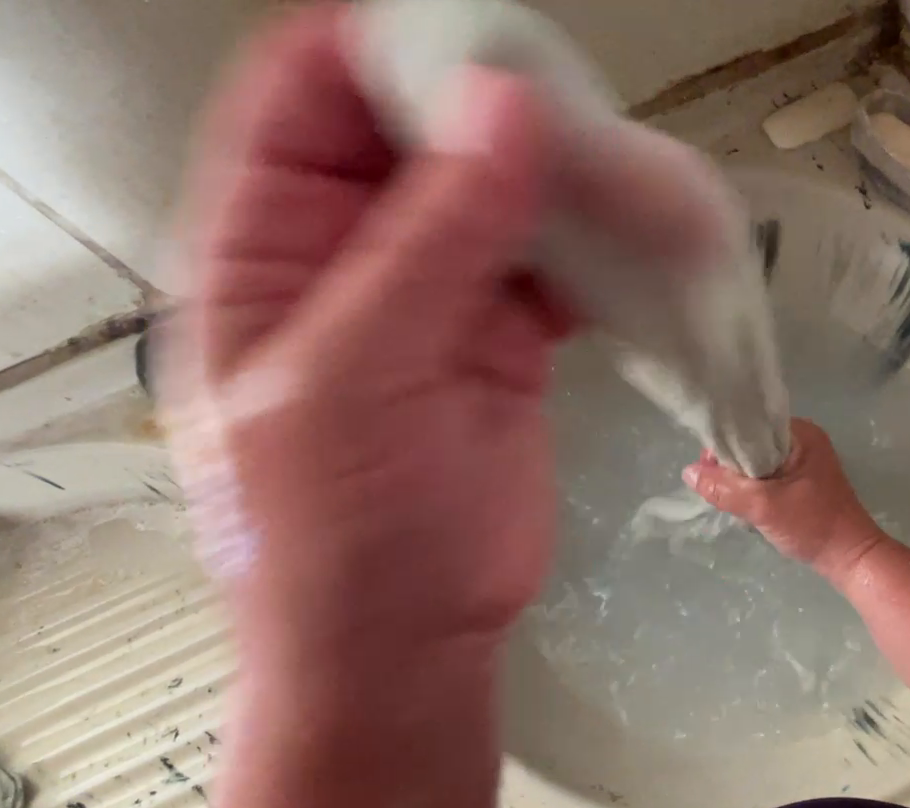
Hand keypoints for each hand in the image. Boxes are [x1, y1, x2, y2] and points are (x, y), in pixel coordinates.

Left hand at [166, 7, 570, 645]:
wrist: (406, 647)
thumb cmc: (337, 538)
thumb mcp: (354, 382)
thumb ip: (428, 245)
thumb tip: (507, 105)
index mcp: (270, 246)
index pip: (312, 93)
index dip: (390, 50)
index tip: (493, 47)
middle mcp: (352, 256)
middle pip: (423, 134)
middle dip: (500, 113)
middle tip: (590, 117)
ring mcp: (437, 300)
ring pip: (501, 201)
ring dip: (562, 187)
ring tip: (631, 178)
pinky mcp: (506, 347)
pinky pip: (554, 274)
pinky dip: (596, 259)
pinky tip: (639, 252)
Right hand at [683, 419, 885, 584]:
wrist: (849, 557)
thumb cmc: (813, 526)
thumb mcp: (764, 506)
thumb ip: (725, 489)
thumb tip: (688, 473)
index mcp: (800, 433)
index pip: (750, 425)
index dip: (724, 443)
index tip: (706, 469)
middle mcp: (803, 440)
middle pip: (751, 443)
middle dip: (730, 464)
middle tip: (715, 488)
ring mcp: (803, 462)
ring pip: (757, 461)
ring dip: (740, 479)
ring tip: (728, 498)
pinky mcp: (801, 482)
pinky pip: (767, 476)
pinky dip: (753, 488)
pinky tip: (744, 503)